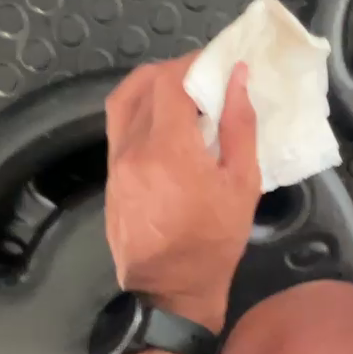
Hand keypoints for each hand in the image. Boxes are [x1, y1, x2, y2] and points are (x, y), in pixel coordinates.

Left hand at [104, 55, 260, 331]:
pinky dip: (142, 115)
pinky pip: (120, 129)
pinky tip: (168, 130)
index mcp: (168, 148)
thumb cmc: (215, 240)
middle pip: (142, 84)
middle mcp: (132, 148)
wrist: (171, 290)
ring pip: (123, 103)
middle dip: (173, 72)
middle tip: (202, 79)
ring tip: (182, 99)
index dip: (192, 63)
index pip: (170, 80)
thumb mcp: (243, 184)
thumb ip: (240, 126)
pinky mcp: (109, 178)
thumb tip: (238, 79)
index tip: (215, 64)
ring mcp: (115, 163)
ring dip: (151, 89)